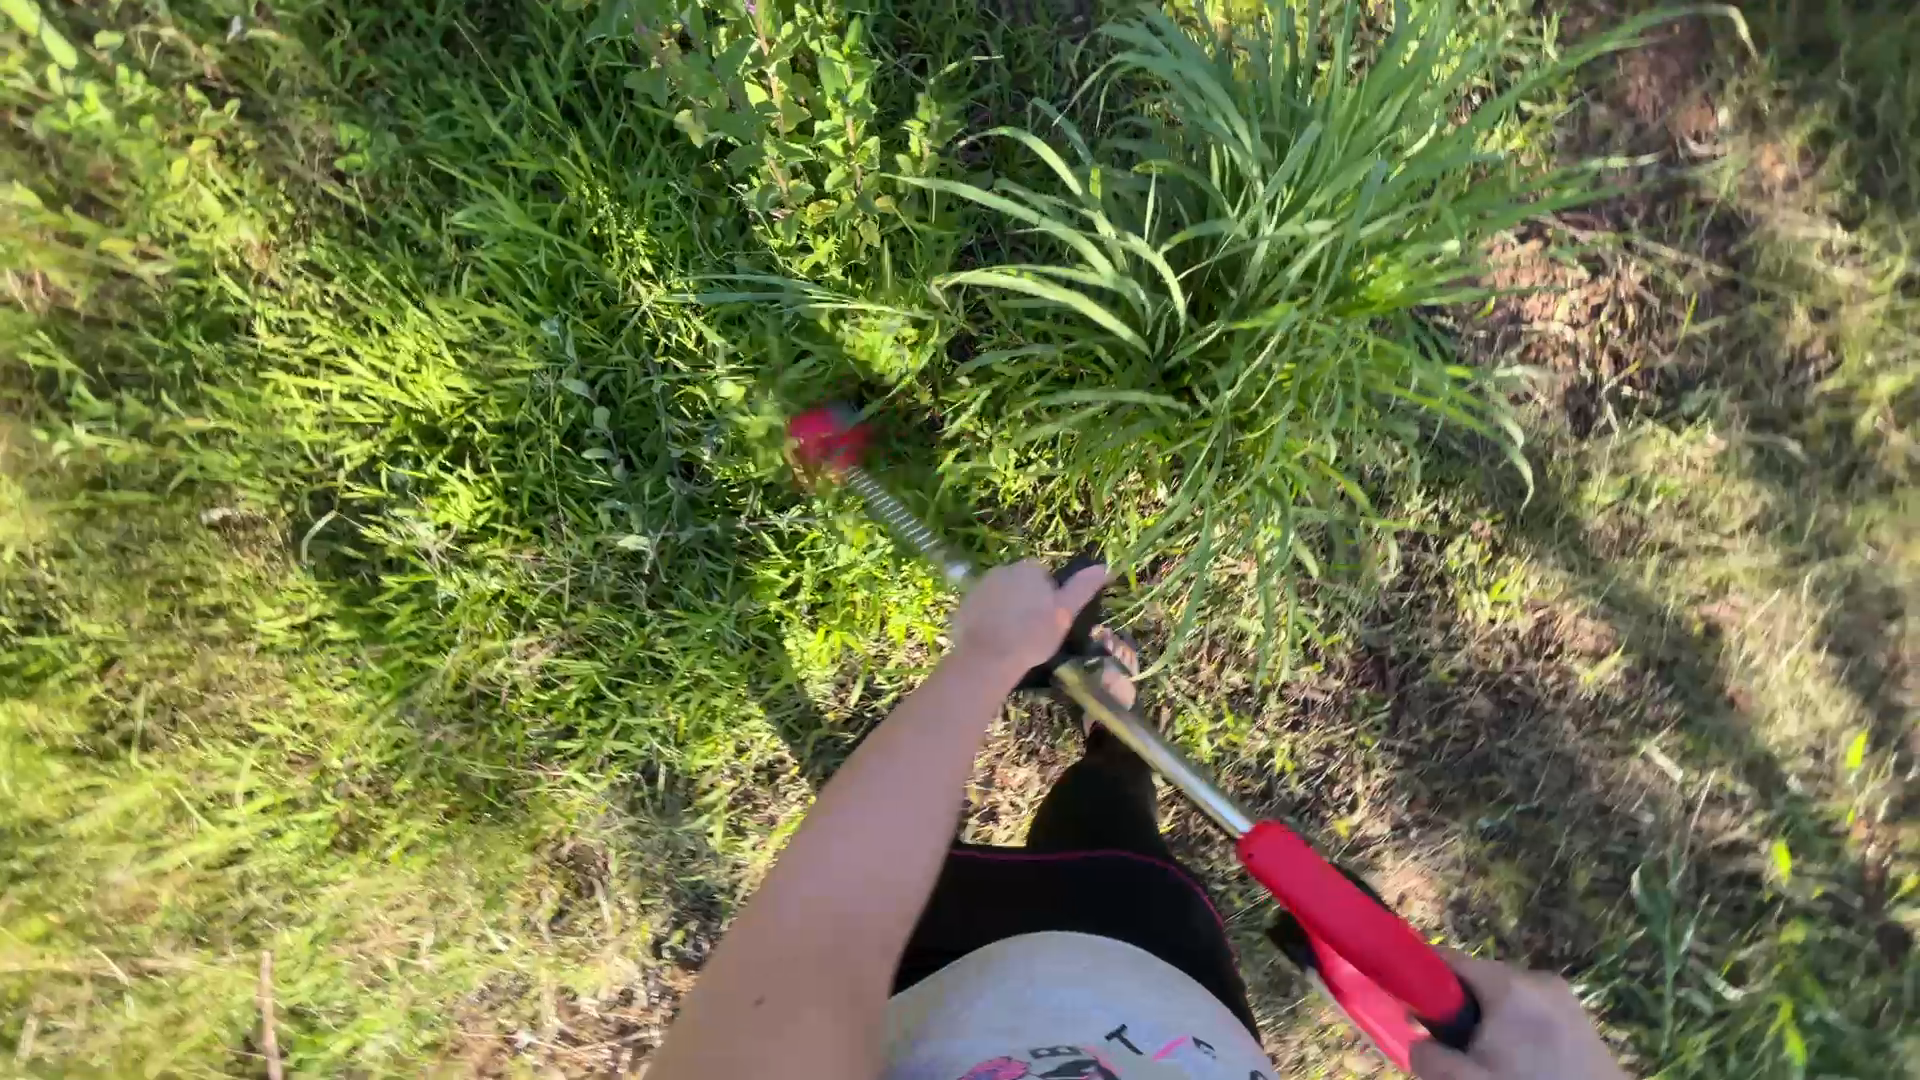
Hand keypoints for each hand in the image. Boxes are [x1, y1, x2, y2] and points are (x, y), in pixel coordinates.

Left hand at [948, 560, 1107, 680]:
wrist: (989, 656)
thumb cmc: (1033, 635)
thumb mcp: (1064, 613)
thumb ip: (1082, 588)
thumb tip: (1103, 567)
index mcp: (1028, 568)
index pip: (1043, 575)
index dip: (1048, 597)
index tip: (1048, 619)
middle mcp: (1002, 570)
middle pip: (1020, 583)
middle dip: (1026, 600)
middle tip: (1032, 630)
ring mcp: (980, 586)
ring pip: (1001, 595)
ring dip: (1007, 609)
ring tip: (1013, 637)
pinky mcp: (964, 604)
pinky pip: (983, 608)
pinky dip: (988, 619)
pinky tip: (994, 639)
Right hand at [1410, 951, 1627, 1079]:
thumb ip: (1427, 1054)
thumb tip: (1420, 1040)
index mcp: (1510, 985)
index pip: (1444, 959)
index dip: (1424, 987)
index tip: (1422, 1022)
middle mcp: (1540, 980)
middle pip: (1475, 981)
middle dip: (1461, 1013)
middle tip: (1465, 1055)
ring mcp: (1568, 1002)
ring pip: (1504, 1001)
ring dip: (1492, 1028)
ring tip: (1499, 1068)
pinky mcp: (1586, 1024)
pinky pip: (1532, 1016)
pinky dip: (1520, 1037)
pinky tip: (1528, 1071)